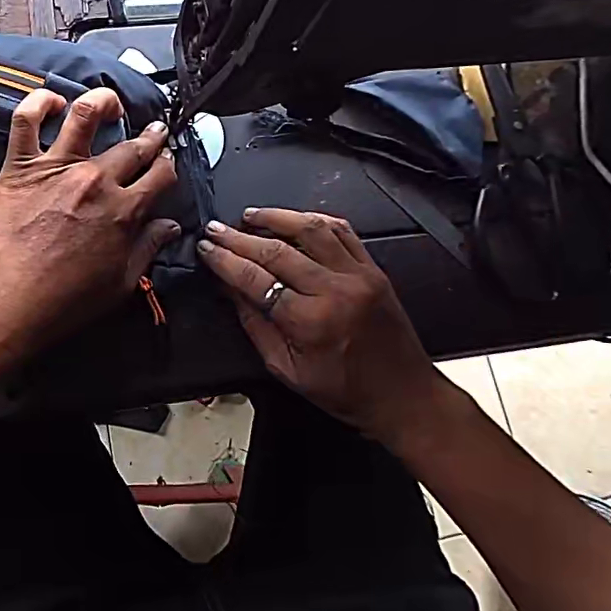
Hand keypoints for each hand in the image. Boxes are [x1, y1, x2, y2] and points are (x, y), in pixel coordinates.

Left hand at [0, 87, 179, 351]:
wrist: (4, 303)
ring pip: (86, 115)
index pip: (160, 173)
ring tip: (111, 103)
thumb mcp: (120, 283)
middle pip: (132, 146)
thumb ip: (148, 249)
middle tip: (154, 132)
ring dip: (104, 102)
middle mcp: (94, 181)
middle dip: (150, 136)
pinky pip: (26, 120)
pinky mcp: (20, 168)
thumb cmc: (60, 302)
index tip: (167, 163)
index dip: (169, 165)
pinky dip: (39, 103)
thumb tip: (169, 228)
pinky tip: (52, 102)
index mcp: (124, 211)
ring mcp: (56, 169)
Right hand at [198, 208, 459, 445]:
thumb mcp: (286, 369)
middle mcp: (336, 291)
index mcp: (311, 322)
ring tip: (248, 215)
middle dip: (238, 237)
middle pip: (277, 250)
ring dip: (275, 217)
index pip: (255, 279)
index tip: (207, 249)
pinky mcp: (373, 269)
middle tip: (216, 229)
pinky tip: (294, 218)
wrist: (403, 395)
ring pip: (311, 229)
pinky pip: (342, 230)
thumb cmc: (347, 391)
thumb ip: (254, 325)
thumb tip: (229, 289)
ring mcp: (358, 275)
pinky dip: (314, 220)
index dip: (224, 260)